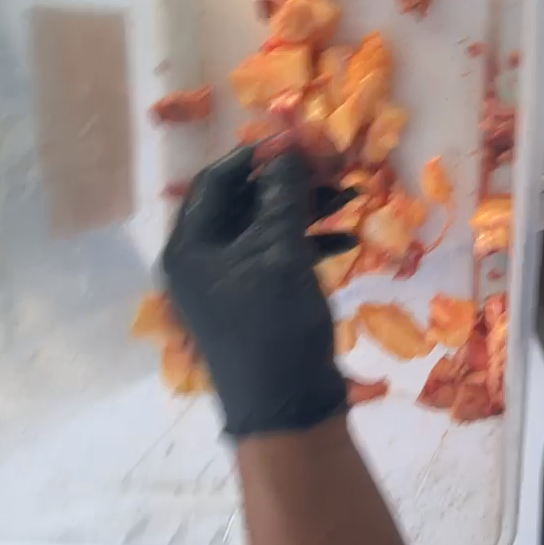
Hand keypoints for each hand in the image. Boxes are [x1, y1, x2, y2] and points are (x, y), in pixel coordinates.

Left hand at [163, 146, 357, 437]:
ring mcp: (231, 281)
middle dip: (291, 184)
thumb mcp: (281, 256)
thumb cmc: (275, 326)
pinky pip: (281, 256)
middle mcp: (203, 260)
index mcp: (191, 247)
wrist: (286, 403)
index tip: (299, 142)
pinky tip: (348, 240)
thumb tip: (286, 151)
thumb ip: (283, 201)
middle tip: (335, 171)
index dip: (256, 157)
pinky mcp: (259, 298)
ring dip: (308, 211)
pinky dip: (312, 243)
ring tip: (352, 200)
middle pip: (246, 203)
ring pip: (268, 228)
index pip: (215, 183)